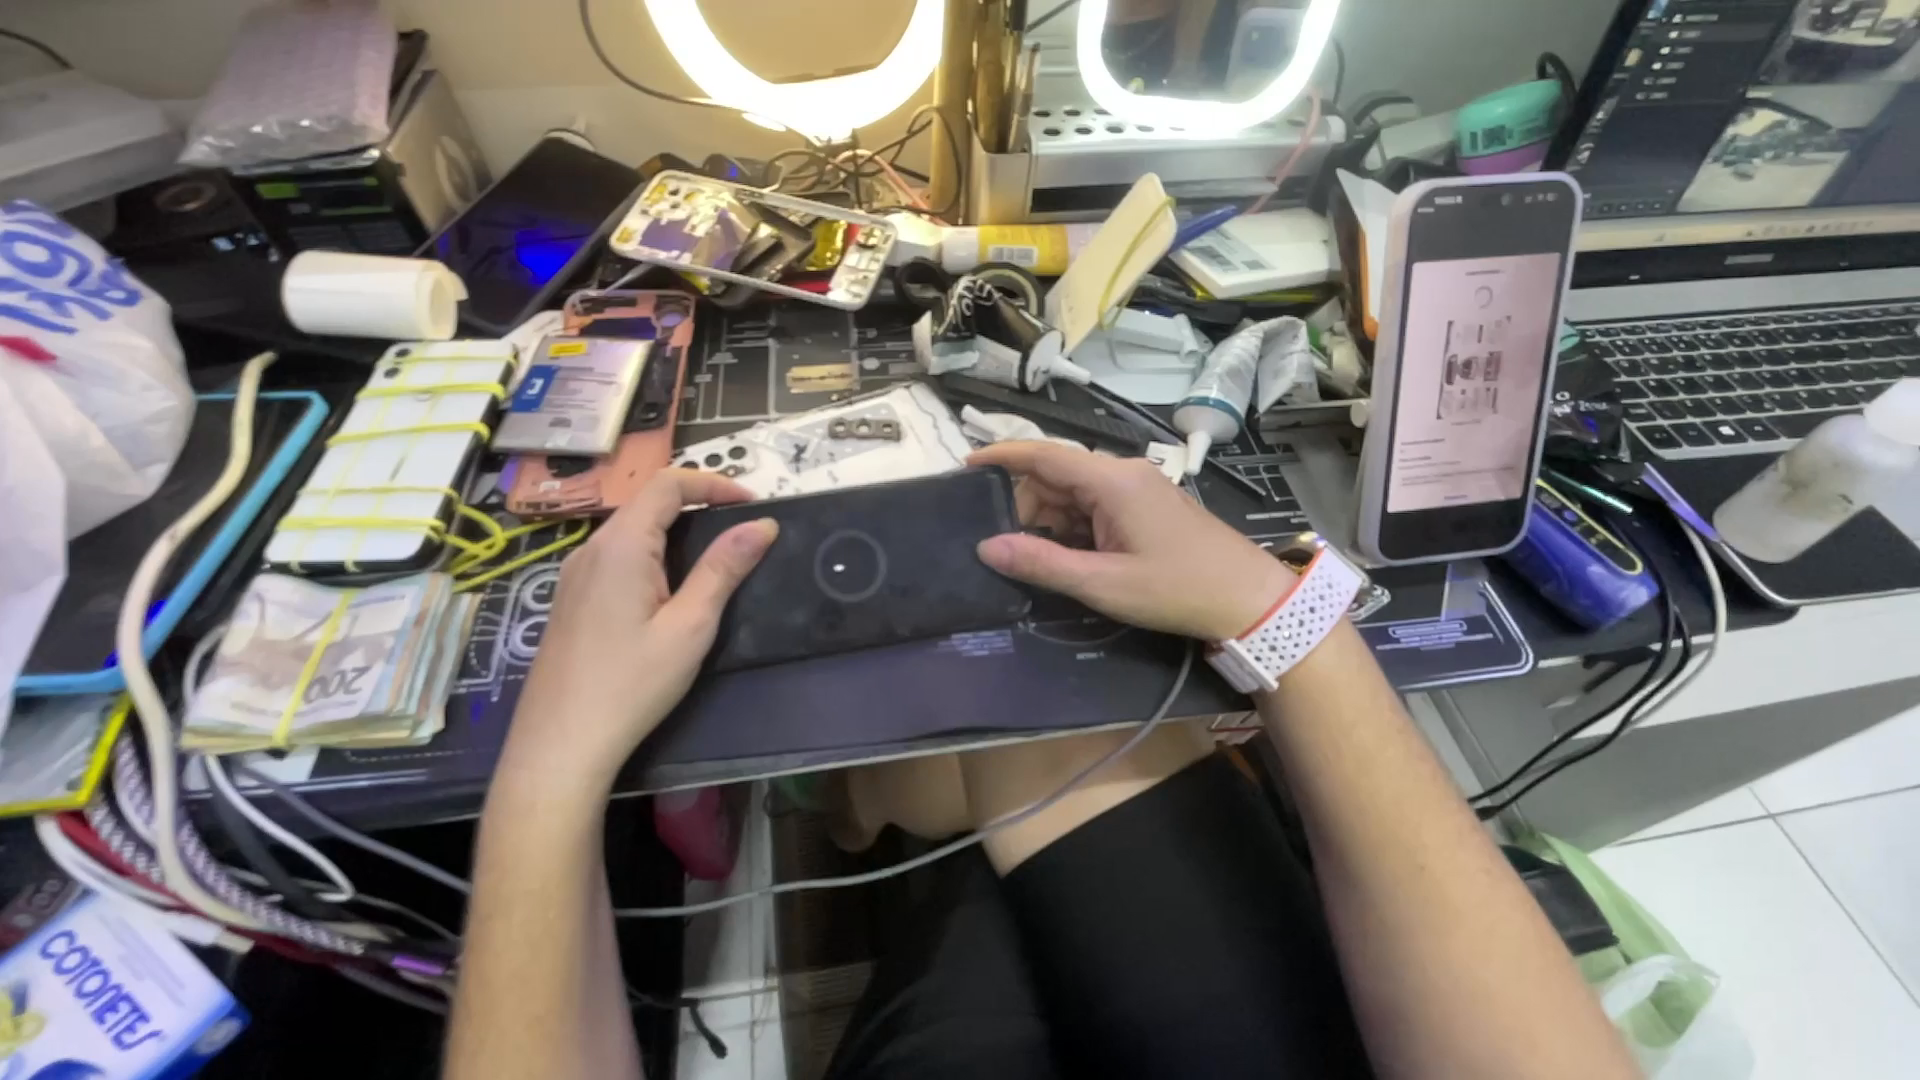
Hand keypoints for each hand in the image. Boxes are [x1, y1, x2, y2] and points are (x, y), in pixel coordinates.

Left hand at [498, 470, 776, 790]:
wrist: (561, 744)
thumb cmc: (632, 683)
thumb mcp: (690, 626)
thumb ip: (724, 569)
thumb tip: (760, 525)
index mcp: (621, 545)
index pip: (668, 484)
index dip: (713, 484)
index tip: (752, 505)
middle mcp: (591, 549)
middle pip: (647, 503)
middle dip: (698, 506)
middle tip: (741, 534)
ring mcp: (575, 575)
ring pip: (631, 531)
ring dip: (675, 532)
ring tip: (715, 561)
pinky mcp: (572, 599)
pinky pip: (616, 557)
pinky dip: (652, 555)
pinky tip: (670, 592)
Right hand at [970, 442, 1294, 641]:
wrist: (1248, 599)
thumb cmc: (1176, 589)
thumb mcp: (1103, 584)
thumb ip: (1042, 564)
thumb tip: (987, 547)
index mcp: (1112, 481)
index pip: (1044, 455)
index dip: (1002, 457)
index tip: (965, 466)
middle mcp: (1122, 473)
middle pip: (1056, 476)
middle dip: (1026, 508)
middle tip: (1008, 550)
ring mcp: (1137, 488)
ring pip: (1074, 494)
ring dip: (1050, 523)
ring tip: (1037, 561)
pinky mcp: (1145, 505)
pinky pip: (1095, 507)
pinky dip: (1073, 528)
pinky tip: (1069, 558)